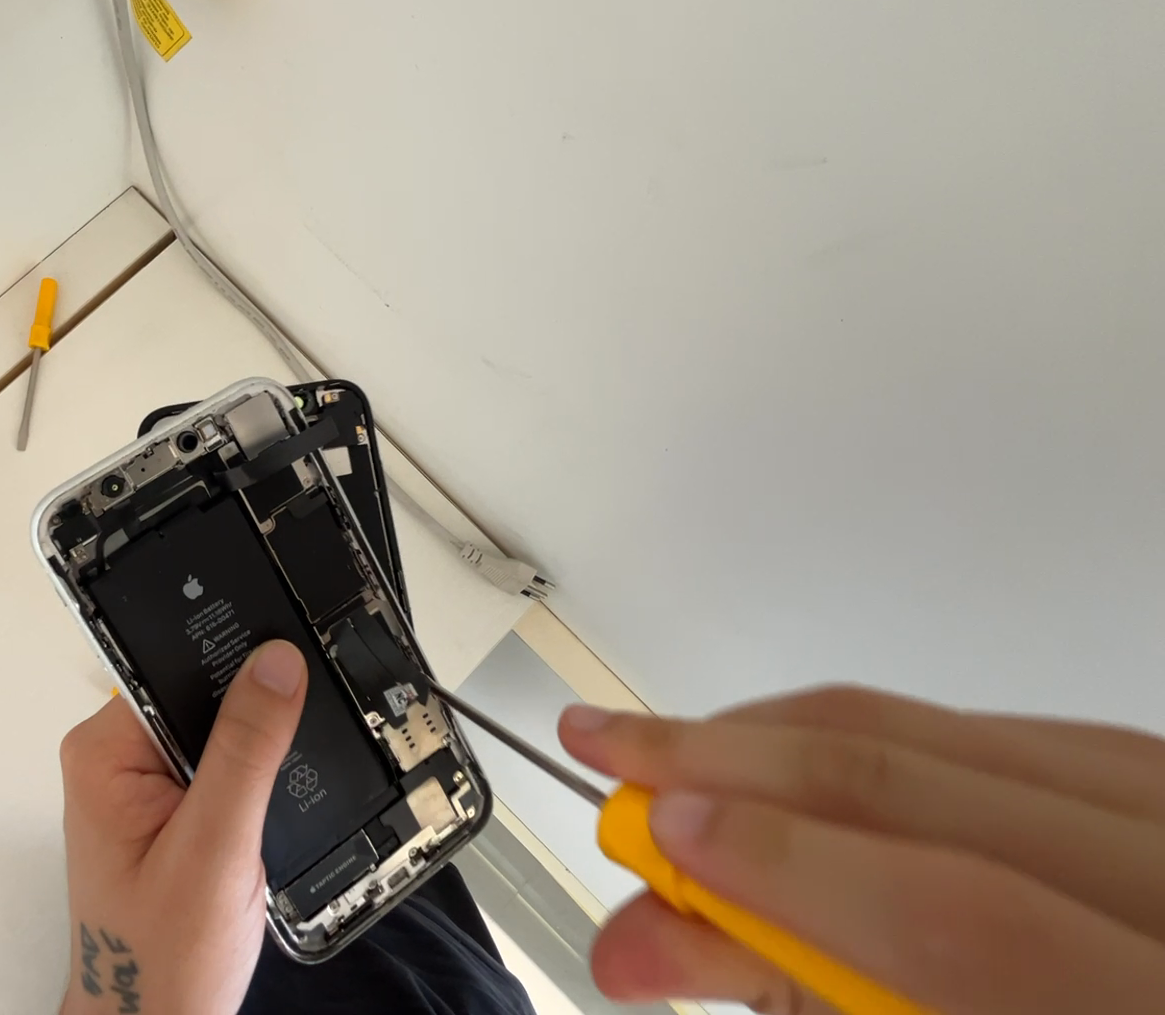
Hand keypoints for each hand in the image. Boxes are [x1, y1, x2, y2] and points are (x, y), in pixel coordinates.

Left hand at [57, 640, 307, 1014]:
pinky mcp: (169, 799)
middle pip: (196, 692)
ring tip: (281, 773)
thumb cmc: (164, 956)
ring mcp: (141, 778)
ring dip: (253, 743)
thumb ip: (245, 751)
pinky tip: (270, 790)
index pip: (174, 668)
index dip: (234, 656)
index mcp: (105, 749)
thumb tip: (275, 664)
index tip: (290, 654)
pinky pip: (216, 757)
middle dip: (250, 708)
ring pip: (213, 724)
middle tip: (296, 728)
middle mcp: (116, 753)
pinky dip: (251, 768)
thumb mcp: (214, 847)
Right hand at [556, 686, 1164, 1013]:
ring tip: (660, 751)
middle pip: (907, 776)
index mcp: (1136, 993)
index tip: (650, 825)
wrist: (1116, 986)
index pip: (966, 915)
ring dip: (756, 733)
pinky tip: (766, 757)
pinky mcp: (1123, 762)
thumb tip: (624, 945)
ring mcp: (1160, 802)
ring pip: (914, 725)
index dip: (784, 862)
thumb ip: (770, 989)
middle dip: (721, 755)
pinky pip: (945, 719)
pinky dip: (829, 729)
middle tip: (597, 740)